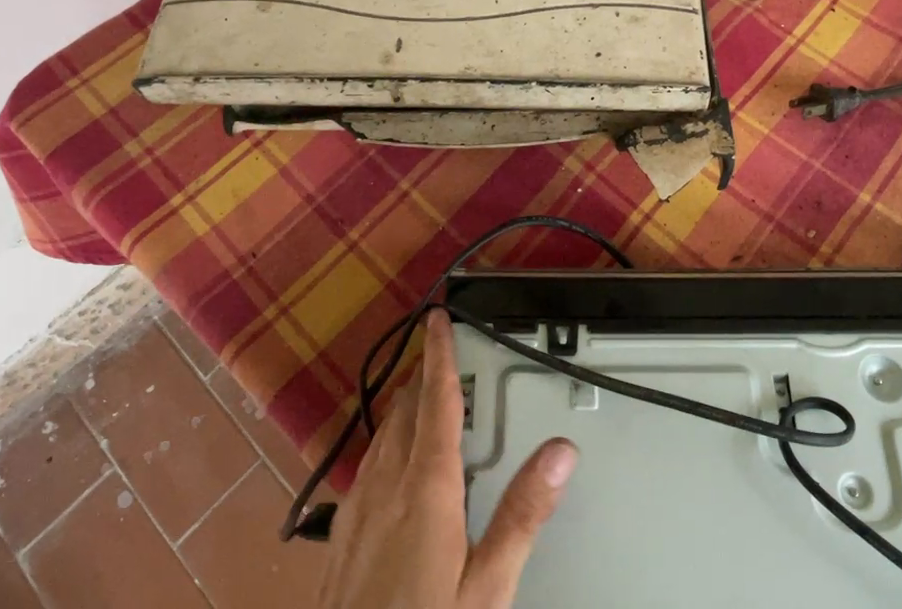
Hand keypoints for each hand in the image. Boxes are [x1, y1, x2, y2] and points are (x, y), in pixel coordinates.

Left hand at [317, 309, 578, 608]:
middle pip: (405, 411)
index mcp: (427, 490)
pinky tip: (394, 460)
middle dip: (424, 375)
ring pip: (382, 434)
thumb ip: (523, 513)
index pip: (436, 403)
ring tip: (425, 393)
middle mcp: (385, 487)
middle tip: (443, 352)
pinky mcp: (341, 532)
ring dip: (405, 405)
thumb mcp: (489, 584)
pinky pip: (367, 464)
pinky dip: (388, 440)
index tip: (438, 319)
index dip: (440, 355)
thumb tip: (560, 451)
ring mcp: (356, 509)